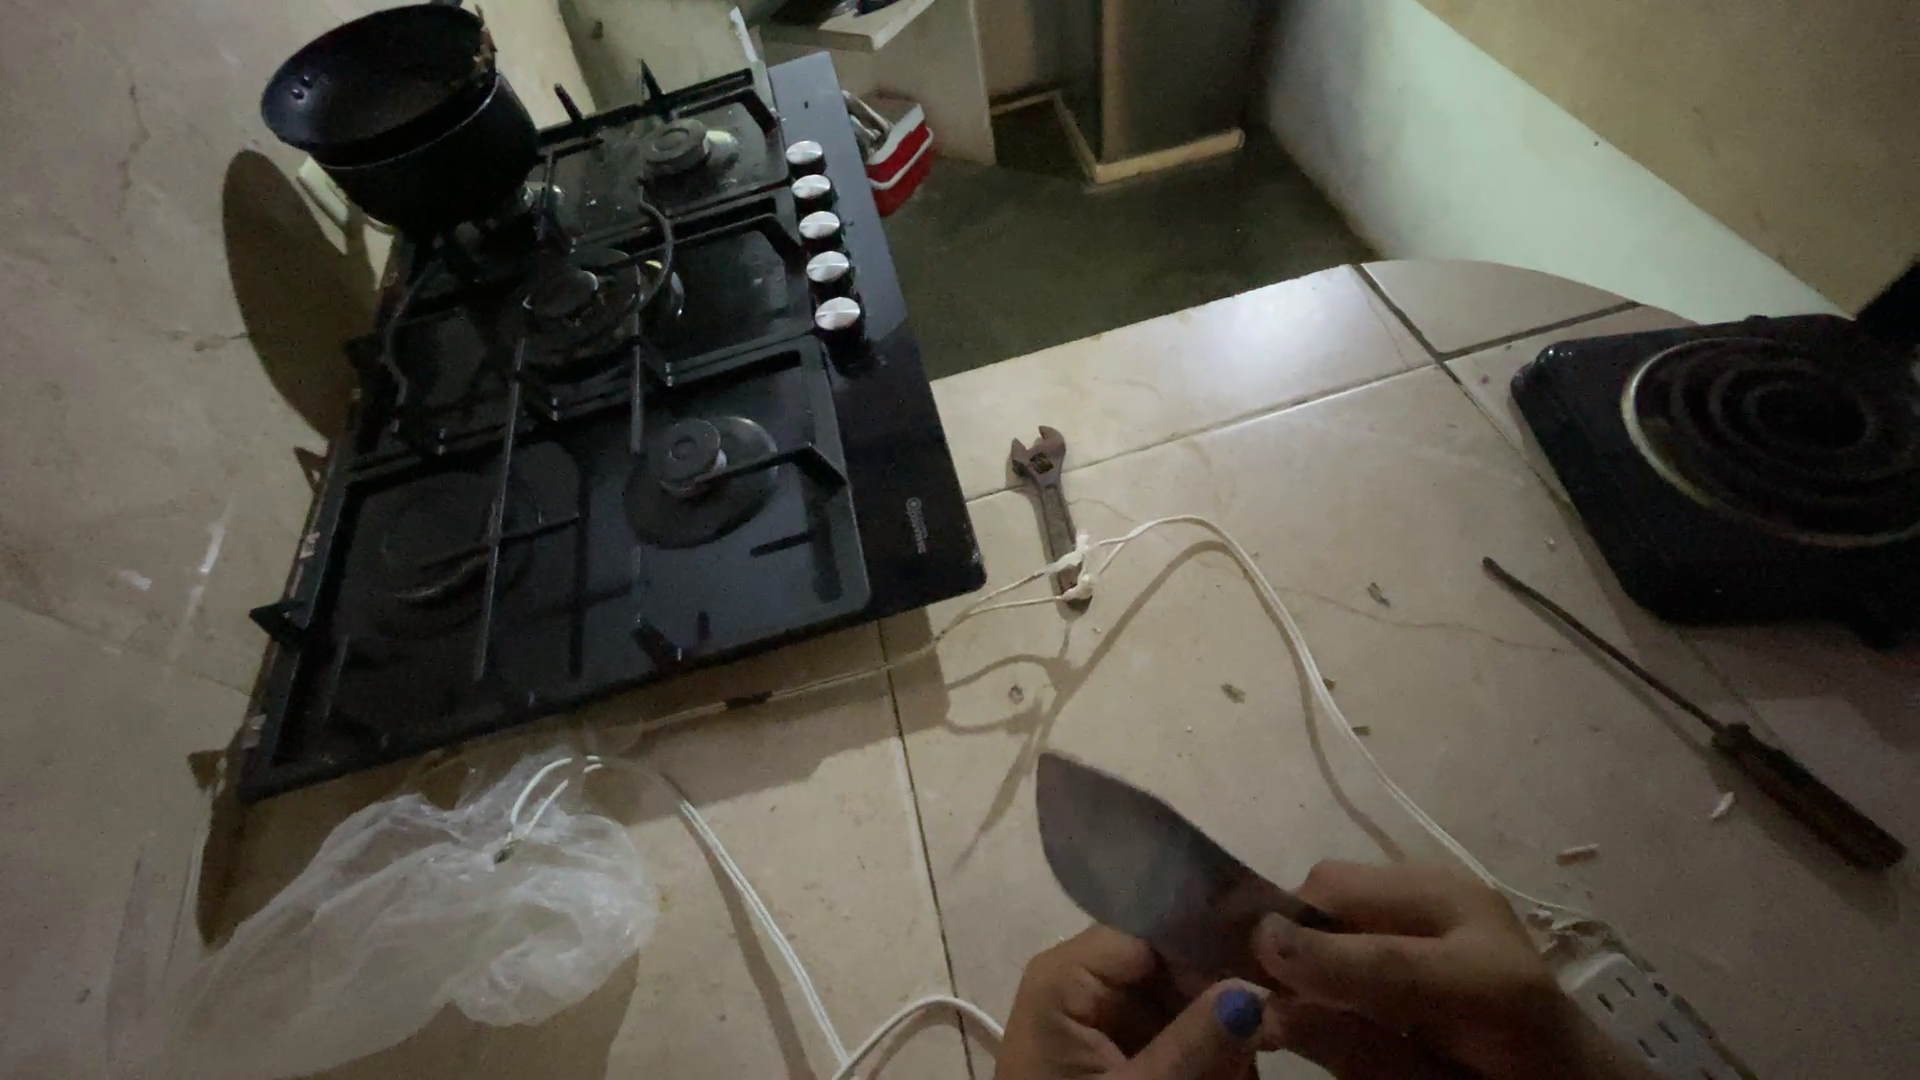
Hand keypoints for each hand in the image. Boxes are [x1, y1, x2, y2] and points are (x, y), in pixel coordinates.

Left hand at [994, 925, 1272, 1079]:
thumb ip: (1194, 1044)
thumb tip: (1252, 991)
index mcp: (1066, 973)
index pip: (1147, 930)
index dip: (1206, 946)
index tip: (1265, 973)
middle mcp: (1079, 976)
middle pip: (1166, 962)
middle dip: (1217, 999)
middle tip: (1272, 1036)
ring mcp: (1096, 1010)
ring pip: (1176, 998)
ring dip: (1217, 1034)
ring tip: (1243, 1070)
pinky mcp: (1111, 1043)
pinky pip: (1168, 1030)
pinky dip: (1200, 1055)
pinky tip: (1227, 1074)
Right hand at [1253, 861, 1657, 1079]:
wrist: (1570, 1069)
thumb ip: (1352, 1052)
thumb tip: (1263, 1010)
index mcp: (1496, 986)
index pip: (1387, 962)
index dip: (1312, 955)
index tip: (1251, 955)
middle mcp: (1471, 909)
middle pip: (1344, 889)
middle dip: (1297, 926)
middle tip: (1275, 975)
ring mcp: (1451, 882)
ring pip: (1340, 878)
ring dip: (1313, 920)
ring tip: (1318, 971)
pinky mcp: (1434, 876)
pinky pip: (1355, 881)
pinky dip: (1334, 915)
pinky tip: (1350, 954)